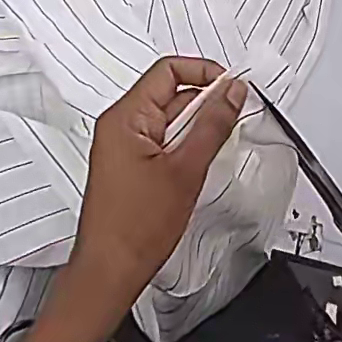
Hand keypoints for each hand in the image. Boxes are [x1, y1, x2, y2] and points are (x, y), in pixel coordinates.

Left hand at [26, 58, 246, 341]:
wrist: (110, 270)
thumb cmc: (134, 228)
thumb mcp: (186, 169)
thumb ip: (212, 124)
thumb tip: (231, 92)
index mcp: (126, 117)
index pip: (168, 71)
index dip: (204, 72)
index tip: (230, 85)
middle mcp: (120, 124)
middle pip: (170, 91)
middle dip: (204, 102)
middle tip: (231, 118)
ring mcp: (123, 143)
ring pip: (168, 117)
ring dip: (195, 126)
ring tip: (210, 152)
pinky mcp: (129, 161)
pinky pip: (162, 137)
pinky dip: (184, 144)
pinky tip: (196, 164)